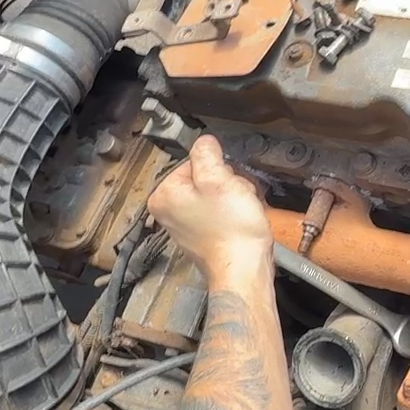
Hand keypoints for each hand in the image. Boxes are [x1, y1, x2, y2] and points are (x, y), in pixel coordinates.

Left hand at [148, 135, 272, 281]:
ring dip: (233, 198)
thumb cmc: (232, 231)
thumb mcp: (220, 180)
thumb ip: (208, 154)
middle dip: (227, 184)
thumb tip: (204, 141)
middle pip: (205, 177)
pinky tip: (239, 222)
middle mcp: (169, 210)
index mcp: (165, 195)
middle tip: (236, 198)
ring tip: (239, 212)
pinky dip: (233, 213)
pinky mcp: (202, 235)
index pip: (196, 161)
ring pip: (215, 194)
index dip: (221, 169)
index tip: (229, 183)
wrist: (244, 267)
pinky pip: (220, 212)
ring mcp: (185, 225)